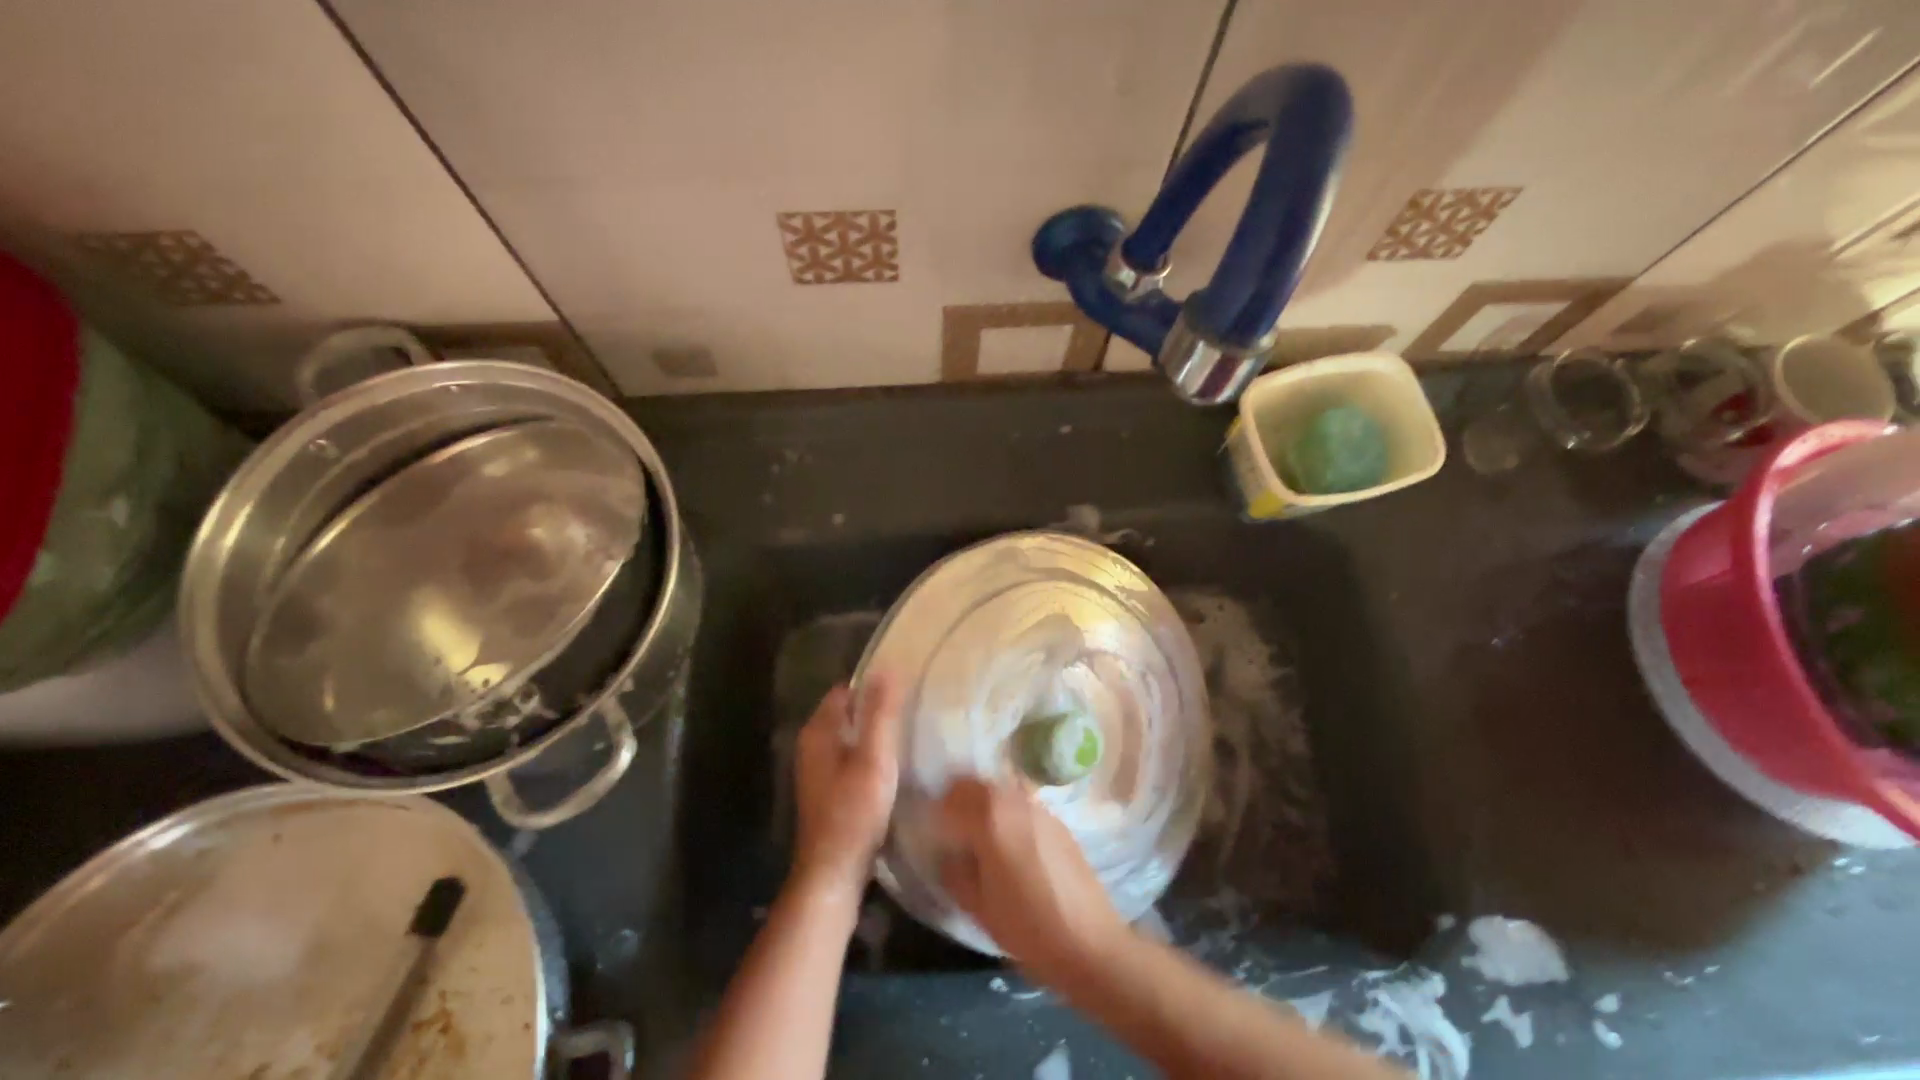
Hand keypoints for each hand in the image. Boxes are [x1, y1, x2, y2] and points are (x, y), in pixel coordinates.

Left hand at [790, 677, 901, 906]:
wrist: (833, 873)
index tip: (908, 689)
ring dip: (876, 737)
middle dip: (878, 711)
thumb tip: (888, 668)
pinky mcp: (829, 794)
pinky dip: (871, 759)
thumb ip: (881, 714)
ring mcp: (818, 772)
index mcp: (818, 733)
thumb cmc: (854, 813)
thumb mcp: (874, 759)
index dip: (875, 687)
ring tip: (913, 736)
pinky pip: (853, 762)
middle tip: (916, 711)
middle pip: (848, 714)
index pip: (846, 691)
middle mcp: (812, 747)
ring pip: (851, 740)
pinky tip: (896, 768)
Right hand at [937, 779, 1129, 981]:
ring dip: (984, 805)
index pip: (950, 796)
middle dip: (958, 800)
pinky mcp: (1060, 824)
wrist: (1090, 945)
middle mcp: (1016, 803)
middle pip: (977, 785)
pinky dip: (1008, 814)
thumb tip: (947, 853)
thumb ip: (954, 870)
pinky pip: (1023, 806)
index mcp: (990, 819)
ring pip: (1002, 792)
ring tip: (979, 838)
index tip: (929, 831)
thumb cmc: (1027, 927)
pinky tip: (1010, 847)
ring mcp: (1042, 810)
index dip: (935, 811)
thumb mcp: (977, 905)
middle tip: (949, 829)